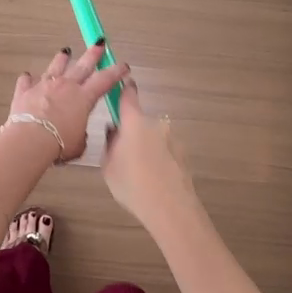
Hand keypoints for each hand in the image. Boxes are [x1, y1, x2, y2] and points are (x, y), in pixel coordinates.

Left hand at [7, 41, 129, 162]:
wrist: (30, 139)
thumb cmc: (59, 144)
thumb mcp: (79, 144)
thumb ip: (81, 134)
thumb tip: (77, 132)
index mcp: (83, 98)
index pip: (104, 81)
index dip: (115, 72)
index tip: (123, 65)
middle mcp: (65, 86)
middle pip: (82, 66)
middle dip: (93, 54)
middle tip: (99, 43)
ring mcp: (43, 86)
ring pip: (55, 67)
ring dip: (61, 59)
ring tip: (65, 52)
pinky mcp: (24, 91)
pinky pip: (26, 81)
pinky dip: (28, 79)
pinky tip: (27, 77)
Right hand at [101, 76, 195, 225]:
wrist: (170, 208)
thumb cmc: (132, 184)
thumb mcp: (108, 166)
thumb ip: (109, 143)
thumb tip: (115, 132)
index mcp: (135, 123)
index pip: (129, 97)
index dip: (124, 89)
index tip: (124, 84)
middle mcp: (156, 125)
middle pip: (140, 122)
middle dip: (131, 133)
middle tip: (123, 156)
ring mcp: (173, 139)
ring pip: (153, 138)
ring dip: (146, 148)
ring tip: (140, 175)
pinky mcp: (184, 155)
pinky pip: (165, 152)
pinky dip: (159, 160)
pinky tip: (154, 180)